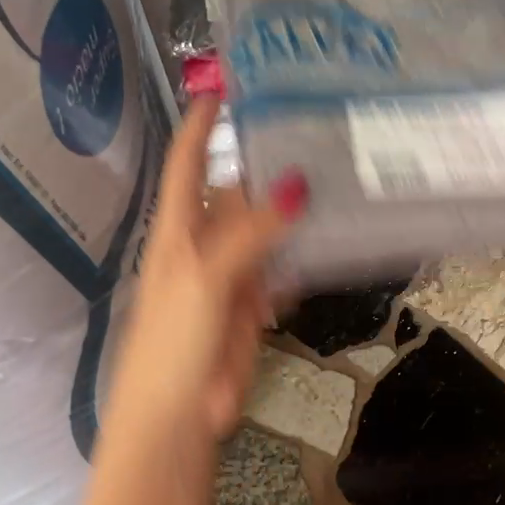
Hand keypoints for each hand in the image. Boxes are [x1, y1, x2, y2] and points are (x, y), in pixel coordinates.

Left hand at [104, 96, 307, 442]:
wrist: (175, 418)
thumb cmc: (173, 342)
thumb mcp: (209, 279)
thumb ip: (251, 233)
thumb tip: (294, 181)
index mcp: (177, 231)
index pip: (187, 165)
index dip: (200, 127)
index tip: (223, 86)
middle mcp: (202, 246)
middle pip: (235, 196)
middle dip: (266, 173)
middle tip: (314, 140)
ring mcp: (228, 278)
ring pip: (265, 235)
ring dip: (289, 219)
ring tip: (332, 187)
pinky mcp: (249, 309)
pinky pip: (278, 274)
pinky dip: (294, 266)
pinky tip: (318, 256)